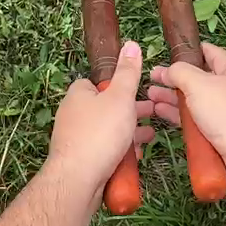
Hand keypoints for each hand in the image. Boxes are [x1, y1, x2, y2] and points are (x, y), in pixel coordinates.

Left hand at [44, 40, 155, 193]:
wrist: (78, 181)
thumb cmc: (100, 133)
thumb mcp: (120, 97)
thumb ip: (128, 72)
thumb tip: (131, 44)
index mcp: (79, 93)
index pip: (99, 83)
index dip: (119, 87)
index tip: (138, 92)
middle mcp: (73, 113)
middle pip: (106, 108)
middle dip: (129, 112)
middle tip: (152, 115)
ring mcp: (74, 139)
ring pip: (106, 131)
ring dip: (128, 134)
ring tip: (149, 137)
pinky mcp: (79, 161)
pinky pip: (103, 151)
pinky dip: (119, 152)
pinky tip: (134, 158)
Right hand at [147, 42, 225, 161]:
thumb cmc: (225, 113)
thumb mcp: (198, 84)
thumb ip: (180, 71)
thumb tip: (169, 70)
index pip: (206, 51)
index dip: (186, 50)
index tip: (165, 54)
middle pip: (197, 76)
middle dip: (173, 77)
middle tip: (151, 78)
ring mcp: (224, 111)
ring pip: (193, 98)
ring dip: (172, 96)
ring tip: (150, 96)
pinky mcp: (219, 131)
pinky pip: (195, 118)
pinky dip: (178, 114)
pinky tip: (160, 112)